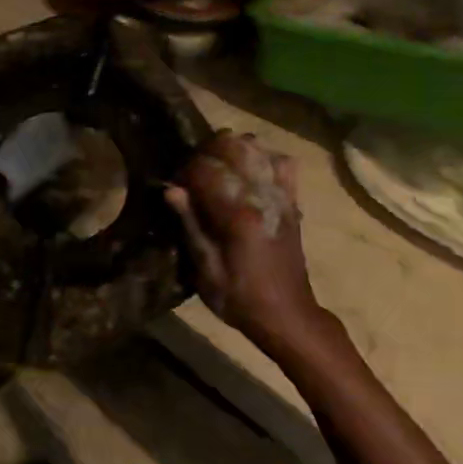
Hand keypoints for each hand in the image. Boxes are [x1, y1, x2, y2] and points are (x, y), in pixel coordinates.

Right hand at [165, 131, 316, 340]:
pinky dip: (264, 158)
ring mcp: (281, 196)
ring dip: (232, 150)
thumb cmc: (239, 299)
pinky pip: (283, 164)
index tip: (174, 185)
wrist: (287, 315)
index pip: (206, 170)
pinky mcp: (292, 202)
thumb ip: (190, 226)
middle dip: (207, 152)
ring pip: (257, 149)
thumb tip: (171, 190)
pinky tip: (249, 171)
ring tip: (216, 167)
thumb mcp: (205, 271)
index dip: (185, 170)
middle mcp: (261, 197)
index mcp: (237, 216)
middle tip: (192, 173)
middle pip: (233, 147)